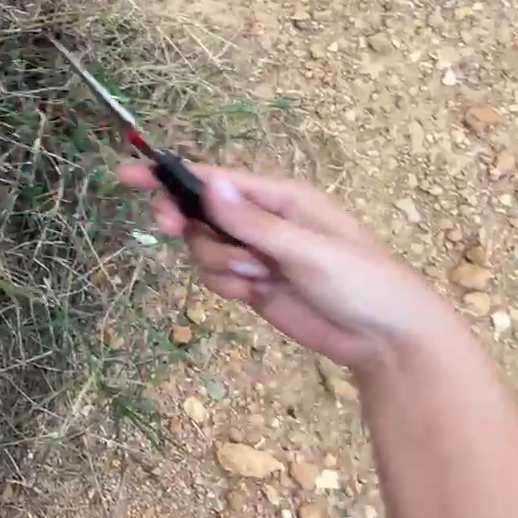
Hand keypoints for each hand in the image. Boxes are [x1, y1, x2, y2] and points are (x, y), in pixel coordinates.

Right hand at [117, 162, 455, 371]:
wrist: (388, 343)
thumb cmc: (363, 284)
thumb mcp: (308, 249)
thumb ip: (252, 221)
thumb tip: (208, 185)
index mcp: (279, 199)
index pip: (212, 179)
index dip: (168, 176)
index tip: (128, 174)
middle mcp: (260, 220)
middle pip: (197, 211)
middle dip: (186, 223)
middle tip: (169, 229)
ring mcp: (253, 252)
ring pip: (202, 246)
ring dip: (220, 263)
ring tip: (259, 277)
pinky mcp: (248, 282)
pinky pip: (211, 274)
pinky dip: (226, 284)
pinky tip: (257, 293)